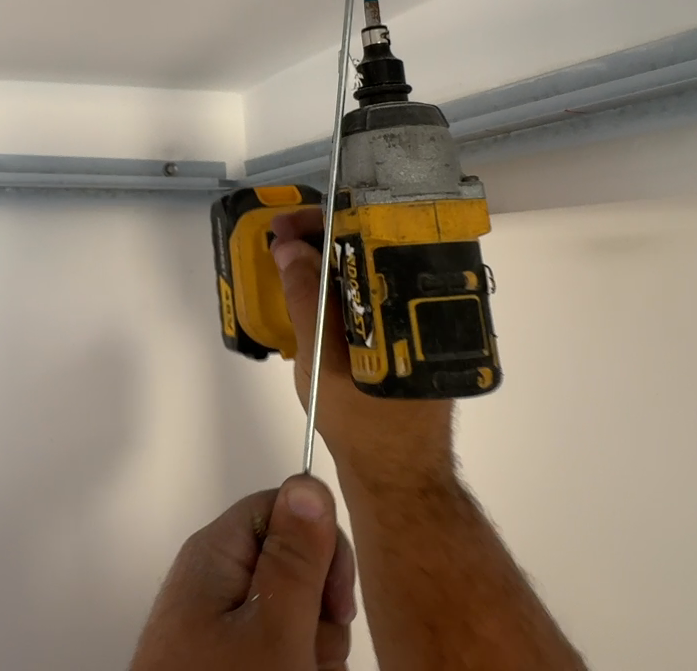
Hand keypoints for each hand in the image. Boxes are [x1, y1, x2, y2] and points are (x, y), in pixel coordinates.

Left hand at [130, 476, 356, 670]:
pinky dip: (299, 669)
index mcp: (218, 552)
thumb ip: (295, 556)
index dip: (319, 542)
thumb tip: (307, 480)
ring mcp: (225, 624)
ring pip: (297, 613)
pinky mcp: (231, 659)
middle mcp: (219, 578)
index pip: (282, 506)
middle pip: (295, 564)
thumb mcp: (274, 628)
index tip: (333, 597)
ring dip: (314, 650)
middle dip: (319, 611)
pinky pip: (284, 647)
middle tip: (307, 654)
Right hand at [269, 210, 456, 492]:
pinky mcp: (408, 336)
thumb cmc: (358, 418)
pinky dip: (339, 284)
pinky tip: (312, 290)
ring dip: (325, 259)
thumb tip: (290, 247)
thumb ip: (304, 298)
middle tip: (278, 241)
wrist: (396, 474)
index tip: (282, 226)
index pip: (364, 234)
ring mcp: (415, 320)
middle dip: (317, 236)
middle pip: (366, 247)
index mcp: (403, 301)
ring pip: (366, 270)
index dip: (318, 222)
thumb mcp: (320, 355)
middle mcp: (418, 303)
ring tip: (287, 260)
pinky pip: (370, 294)